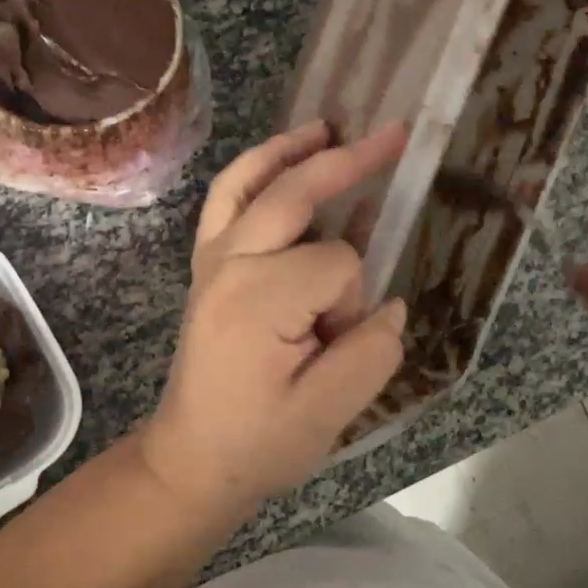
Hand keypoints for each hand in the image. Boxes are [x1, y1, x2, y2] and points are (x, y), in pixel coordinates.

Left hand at [139, 121, 409, 509]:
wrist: (191, 460)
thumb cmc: (258, 443)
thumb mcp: (328, 414)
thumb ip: (372, 353)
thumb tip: (388, 305)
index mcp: (259, 300)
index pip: (337, 264)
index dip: (353, 300)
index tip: (339, 342)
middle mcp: (229, 263)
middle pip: (294, 194)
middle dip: (349, 162)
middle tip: (396, 135)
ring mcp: (210, 259)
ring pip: (250, 182)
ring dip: (292, 149)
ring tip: (329, 127)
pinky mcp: (204, 264)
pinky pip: (225, 199)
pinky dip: (253, 170)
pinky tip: (279, 157)